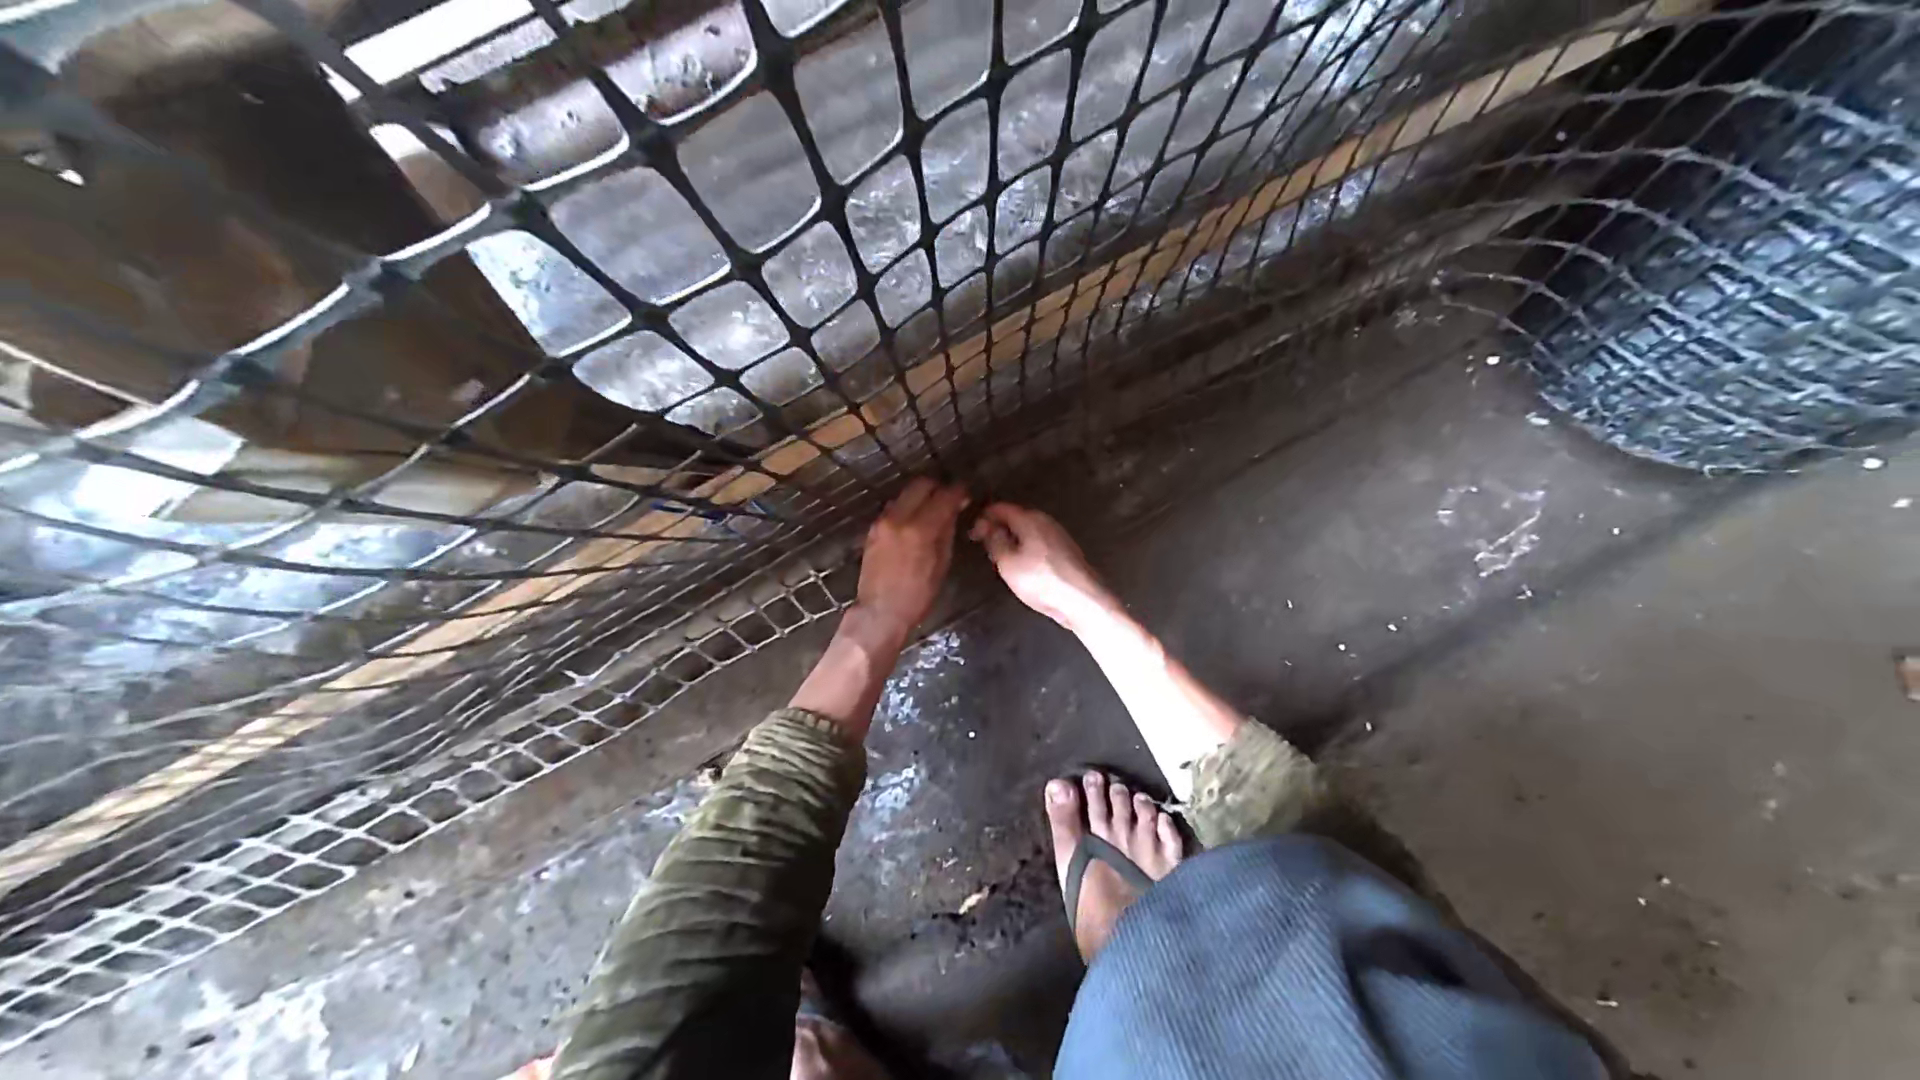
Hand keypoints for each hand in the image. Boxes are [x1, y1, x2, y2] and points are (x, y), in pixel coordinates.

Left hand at [853, 477, 969, 640]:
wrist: (880, 612)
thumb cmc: (918, 595)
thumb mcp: (942, 564)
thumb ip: (947, 531)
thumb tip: (954, 509)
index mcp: (920, 529)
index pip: (944, 496)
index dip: (959, 491)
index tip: (966, 493)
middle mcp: (899, 518)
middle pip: (921, 484)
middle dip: (938, 488)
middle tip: (949, 499)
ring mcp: (882, 521)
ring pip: (905, 493)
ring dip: (921, 496)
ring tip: (932, 510)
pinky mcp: (873, 528)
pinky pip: (894, 507)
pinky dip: (907, 507)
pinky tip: (915, 521)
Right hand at [969, 502, 1116, 630]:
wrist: (1082, 600)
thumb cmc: (1041, 580)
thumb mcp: (1008, 563)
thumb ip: (995, 541)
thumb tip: (989, 527)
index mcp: (1030, 519)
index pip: (1000, 508)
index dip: (983, 518)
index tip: (973, 535)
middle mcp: (1046, 521)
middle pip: (1015, 518)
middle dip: (998, 529)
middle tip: (985, 548)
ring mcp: (1058, 535)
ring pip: (1027, 531)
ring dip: (1011, 540)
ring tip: (1000, 560)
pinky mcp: (1065, 551)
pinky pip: (1038, 542)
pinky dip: (1025, 548)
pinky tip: (1022, 567)